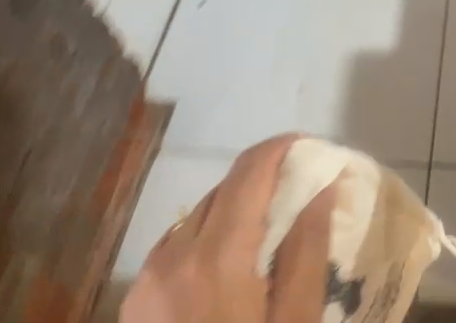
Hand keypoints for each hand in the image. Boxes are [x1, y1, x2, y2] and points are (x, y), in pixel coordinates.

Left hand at [122, 135, 335, 322]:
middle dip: (263, 181)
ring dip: (235, 210)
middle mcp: (173, 254)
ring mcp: (146, 282)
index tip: (312, 150)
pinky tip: (231, 272)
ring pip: (197, 217)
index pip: (250, 170)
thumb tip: (321, 186)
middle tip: (300, 193)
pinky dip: (207, 241)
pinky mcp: (134, 306)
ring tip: (270, 234)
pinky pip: (176, 249)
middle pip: (223, 189)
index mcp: (217, 255)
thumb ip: (308, 249)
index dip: (283, 149)